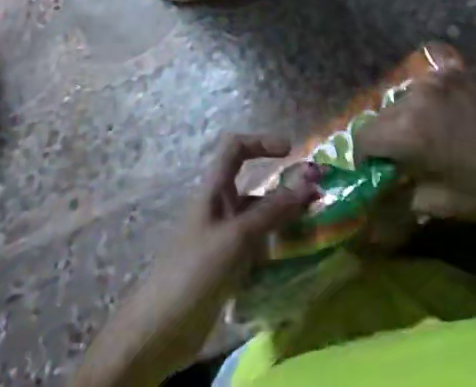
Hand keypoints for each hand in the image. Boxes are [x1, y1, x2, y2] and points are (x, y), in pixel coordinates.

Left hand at [74, 134, 315, 386]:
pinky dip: (274, 249)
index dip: (261, 142)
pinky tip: (295, 260)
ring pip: (258, 220)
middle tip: (318, 200)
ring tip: (313, 232)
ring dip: (284, 221)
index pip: (235, 149)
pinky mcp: (225, 269)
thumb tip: (310, 182)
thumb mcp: (236, 237)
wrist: (157, 332)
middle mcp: (218, 209)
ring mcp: (222, 240)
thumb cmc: (193, 272)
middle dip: (285, 190)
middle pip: (254, 186)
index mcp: (212, 191)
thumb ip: (273, 210)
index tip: (291, 151)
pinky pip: (256, 248)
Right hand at [358, 71, 475, 221]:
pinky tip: (445, 118)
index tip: (381, 175)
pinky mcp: (456, 72)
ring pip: (402, 100)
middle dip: (386, 140)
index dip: (365, 160)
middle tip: (406, 162)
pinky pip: (426, 85)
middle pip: (380, 116)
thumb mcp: (441, 205)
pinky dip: (427, 102)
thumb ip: (397, 203)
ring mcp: (437, 79)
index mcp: (409, 129)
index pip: (362, 137)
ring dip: (406, 119)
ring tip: (430, 140)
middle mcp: (416, 96)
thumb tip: (367, 221)